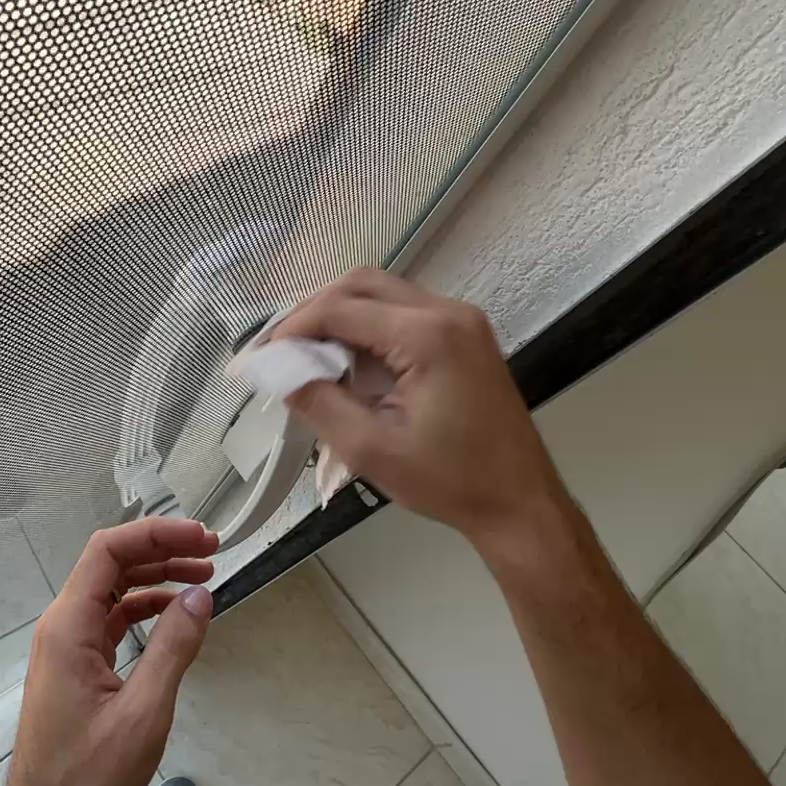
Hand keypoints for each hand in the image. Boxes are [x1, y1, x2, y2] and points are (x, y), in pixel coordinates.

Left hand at [0, 517, 217, 785]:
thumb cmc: (87, 774)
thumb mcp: (143, 711)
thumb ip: (173, 648)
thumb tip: (201, 596)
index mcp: (68, 624)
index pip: (109, 550)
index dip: (156, 533)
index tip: (200, 538)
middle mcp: (62, 624)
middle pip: (112, 564)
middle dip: (162, 550)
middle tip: (211, 551)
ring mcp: (67, 643)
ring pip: (113, 589)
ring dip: (157, 577)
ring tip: (203, 576)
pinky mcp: (76, 663)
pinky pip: (111, 618)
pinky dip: (145, 607)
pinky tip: (175, 613)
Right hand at [274, 268, 575, 555]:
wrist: (520, 502)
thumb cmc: (449, 482)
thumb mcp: (370, 450)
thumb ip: (318, 403)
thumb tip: (280, 372)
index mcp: (427, 336)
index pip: (341, 309)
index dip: (294, 327)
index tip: (264, 355)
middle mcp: (447, 312)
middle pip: (362, 283)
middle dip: (314, 310)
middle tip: (283, 347)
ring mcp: (462, 320)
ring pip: (382, 292)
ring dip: (340, 314)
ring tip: (307, 352)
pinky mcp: (465, 334)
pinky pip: (403, 309)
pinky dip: (367, 324)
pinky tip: (348, 357)